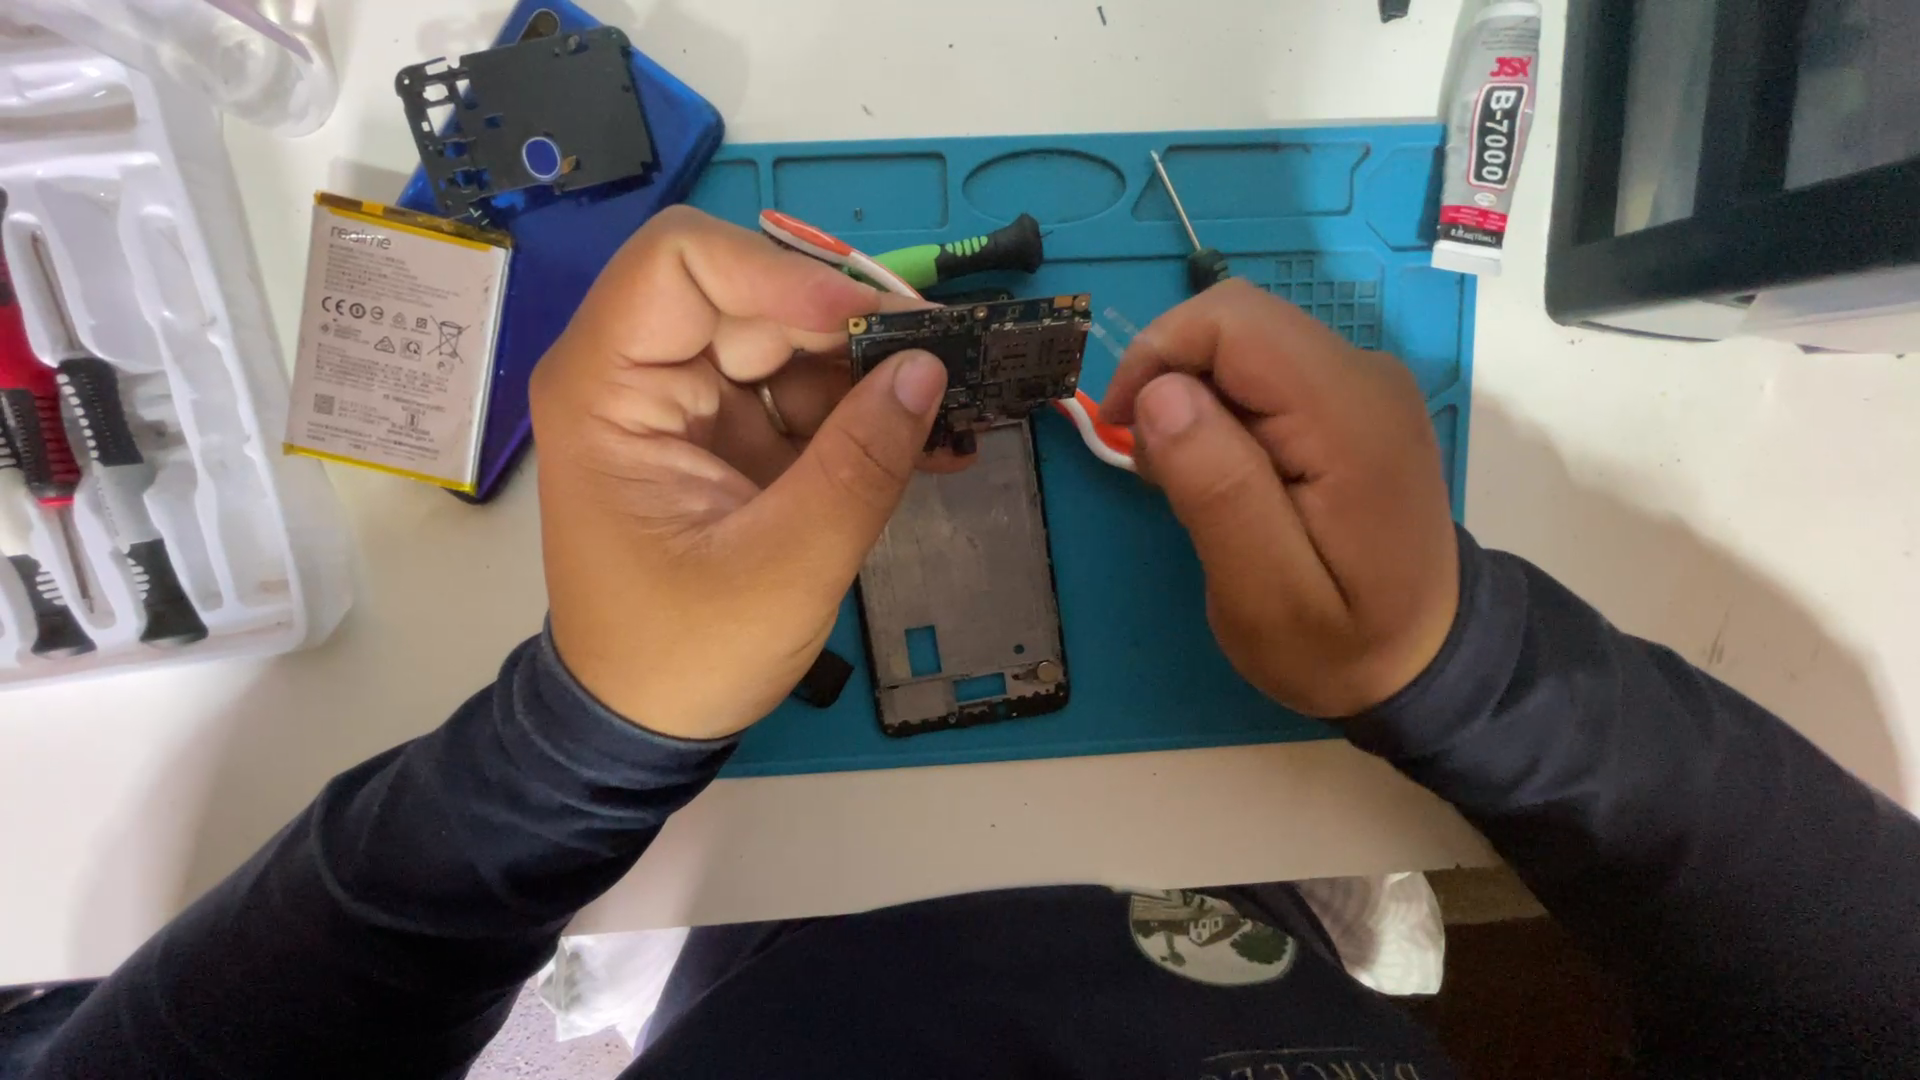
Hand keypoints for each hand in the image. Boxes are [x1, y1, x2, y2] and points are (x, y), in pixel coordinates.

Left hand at [530, 207, 951, 739]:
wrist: (654, 719)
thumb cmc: (687, 652)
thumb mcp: (785, 566)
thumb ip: (860, 466)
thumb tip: (928, 370)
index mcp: (611, 388)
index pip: (685, 264)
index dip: (784, 276)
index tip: (874, 326)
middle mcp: (650, 378)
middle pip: (759, 302)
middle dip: (855, 329)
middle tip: (949, 360)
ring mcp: (702, 409)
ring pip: (799, 349)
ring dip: (878, 376)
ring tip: (958, 409)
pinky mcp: (744, 443)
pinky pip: (814, 403)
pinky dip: (872, 419)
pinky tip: (934, 445)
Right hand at [1101, 280, 1458, 717]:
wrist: (1419, 661)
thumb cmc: (1337, 643)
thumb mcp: (1264, 594)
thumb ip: (1218, 490)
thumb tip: (1159, 393)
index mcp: (1347, 415)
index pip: (1233, 321)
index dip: (1157, 355)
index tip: (1121, 427)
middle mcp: (1362, 376)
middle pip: (1235, 325)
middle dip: (1168, 381)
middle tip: (1159, 472)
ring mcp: (1360, 386)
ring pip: (1241, 348)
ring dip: (1190, 403)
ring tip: (1192, 487)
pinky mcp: (1347, 403)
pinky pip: (1260, 376)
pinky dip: (1217, 414)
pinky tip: (1222, 476)